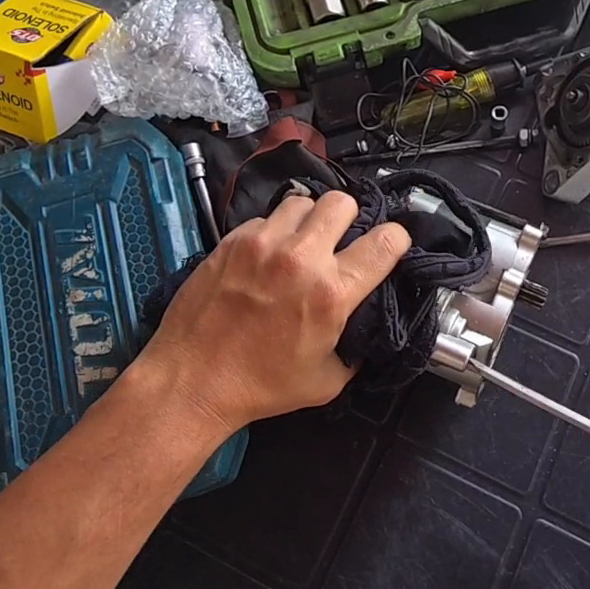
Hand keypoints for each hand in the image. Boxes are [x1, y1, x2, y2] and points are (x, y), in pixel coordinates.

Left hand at [140, 192, 409, 435]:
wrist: (192, 380)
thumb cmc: (262, 386)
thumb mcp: (327, 380)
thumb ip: (355, 348)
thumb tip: (367, 328)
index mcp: (332, 293)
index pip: (384, 242)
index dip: (397, 239)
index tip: (391, 245)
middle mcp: (302, 258)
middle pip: (343, 203)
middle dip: (350, 218)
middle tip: (340, 239)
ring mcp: (264, 243)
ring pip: (303, 202)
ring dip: (310, 220)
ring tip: (301, 242)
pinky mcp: (233, 239)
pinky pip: (266, 218)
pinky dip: (274, 231)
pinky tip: (267, 255)